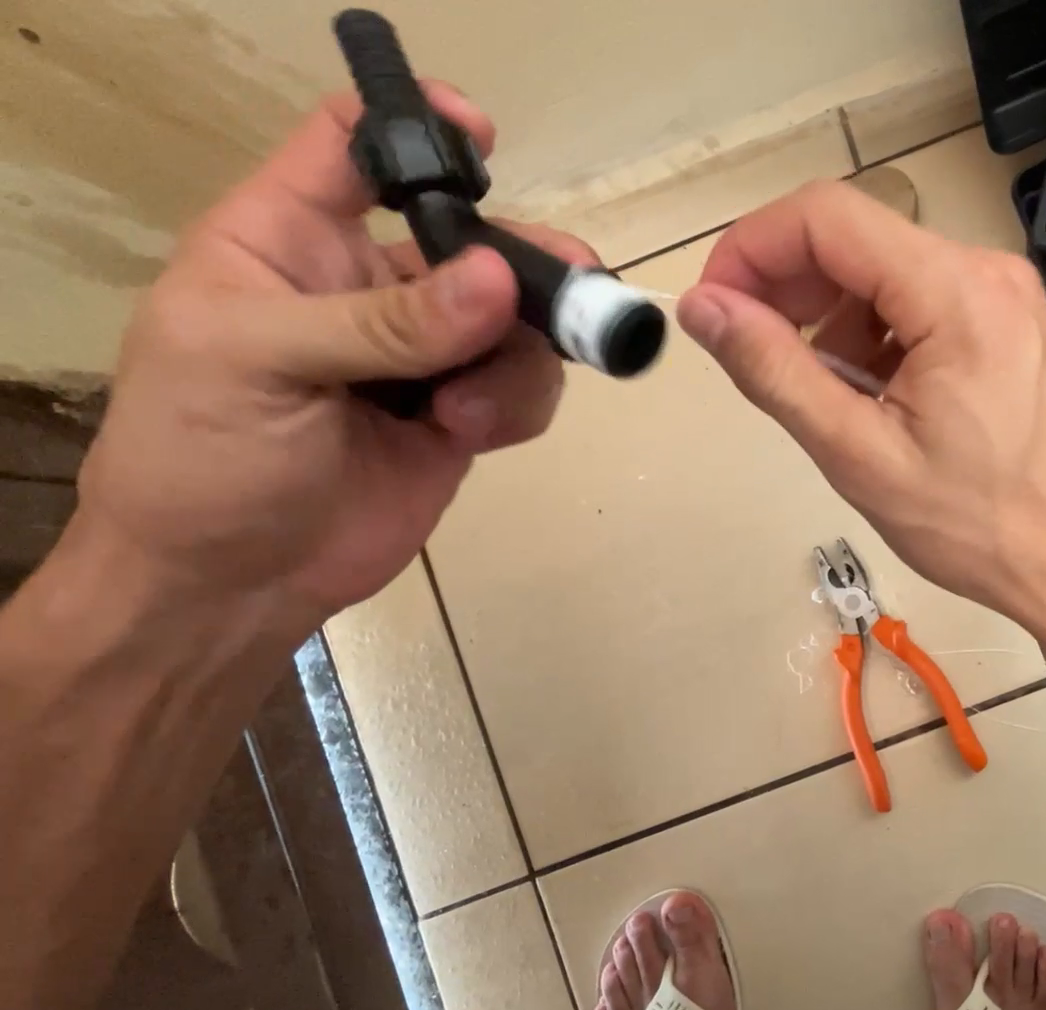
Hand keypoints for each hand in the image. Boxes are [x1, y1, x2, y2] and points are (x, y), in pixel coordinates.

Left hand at [71, 84, 597, 641]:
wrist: (240, 582)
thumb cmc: (204, 457)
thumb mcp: (262, 366)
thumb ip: (385, 322)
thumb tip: (500, 280)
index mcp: (291, 243)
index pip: (353, 149)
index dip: (417, 128)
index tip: (485, 140)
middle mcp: (371, 287)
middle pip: (475, 240)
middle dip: (528, 267)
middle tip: (578, 297)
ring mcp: (428, 354)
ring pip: (518, 322)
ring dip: (516, 363)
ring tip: (469, 416)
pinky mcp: (468, 410)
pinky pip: (527, 384)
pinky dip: (520, 407)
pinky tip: (472, 436)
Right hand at [679, 180, 1045, 655]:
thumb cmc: (976, 527)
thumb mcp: (860, 456)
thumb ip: (775, 372)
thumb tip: (704, 308)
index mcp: (959, 295)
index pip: (828, 218)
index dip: (753, 249)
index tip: (716, 308)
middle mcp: (989, 274)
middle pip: (858, 240)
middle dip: (790, 289)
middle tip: (757, 358)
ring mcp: (1006, 298)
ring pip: (886, 274)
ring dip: (834, 322)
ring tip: (831, 400)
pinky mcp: (1010, 325)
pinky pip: (922, 303)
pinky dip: (878, 338)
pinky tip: (876, 398)